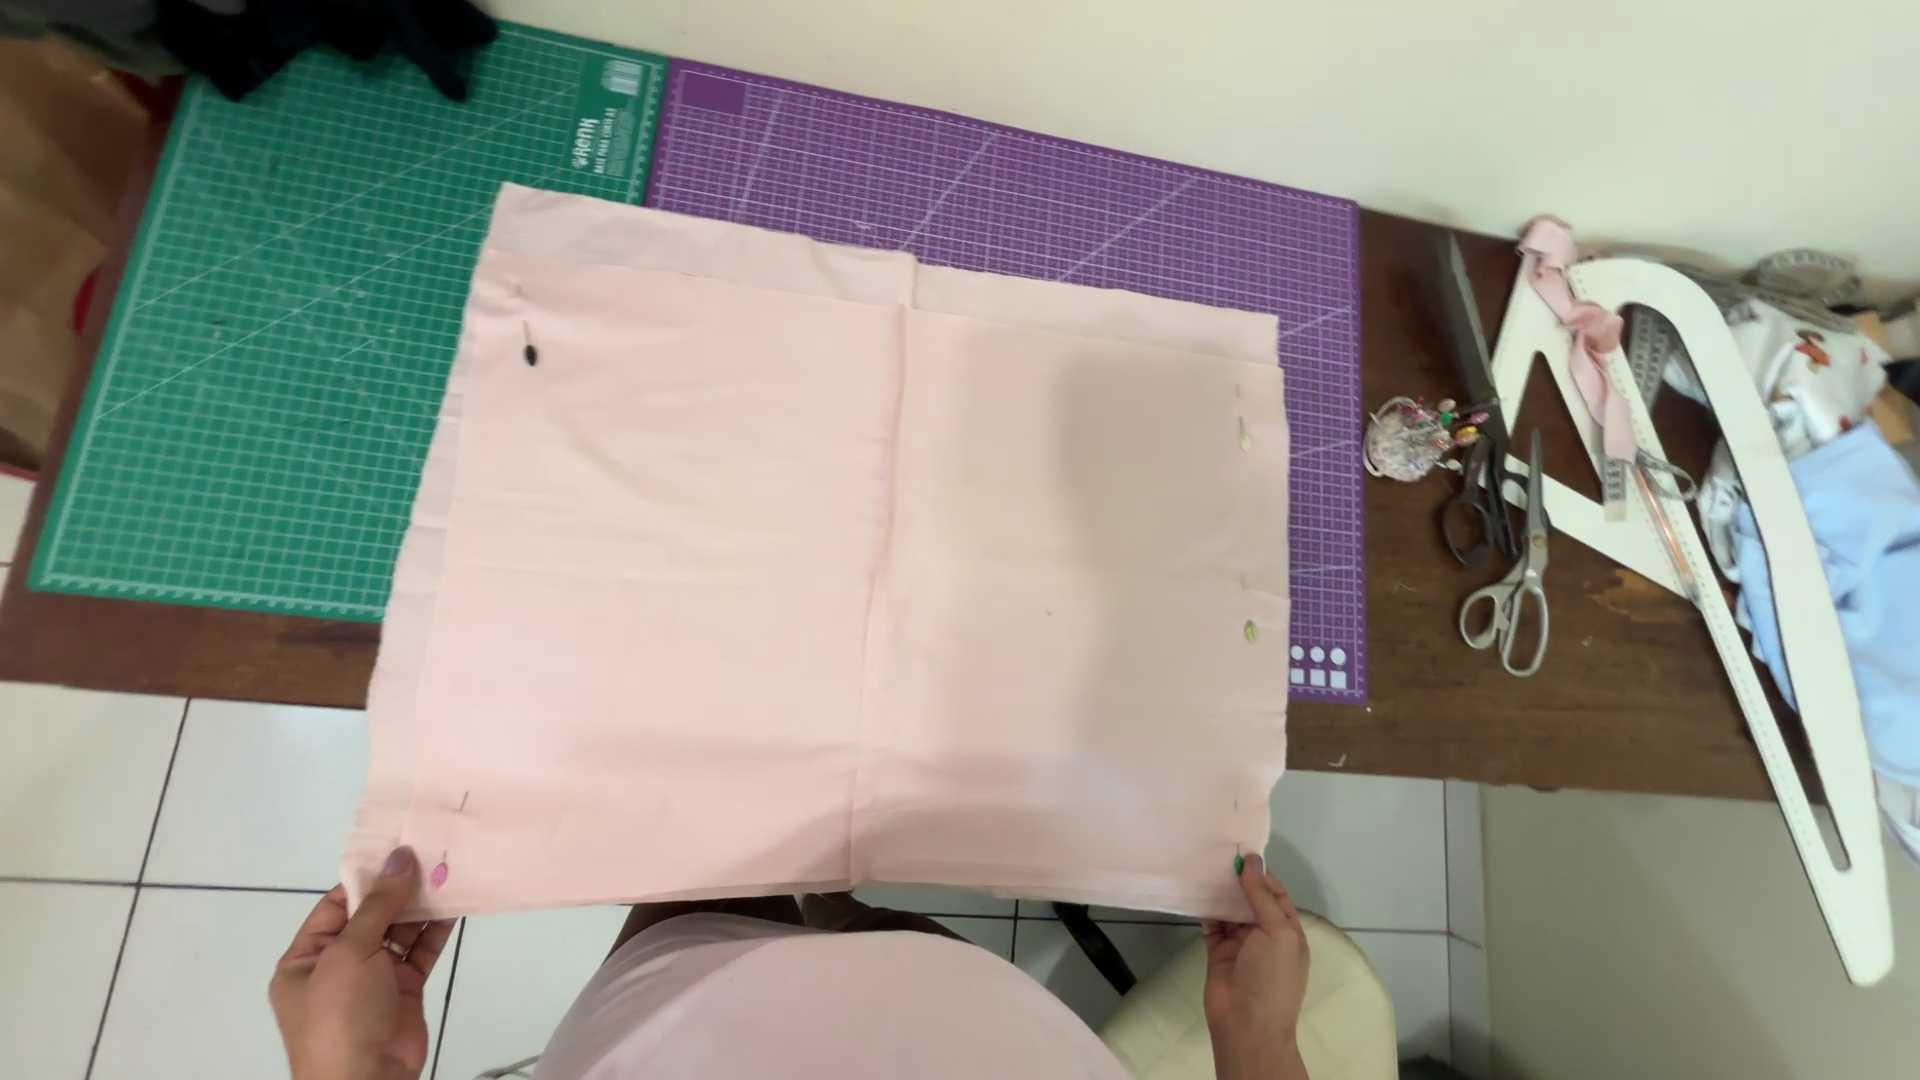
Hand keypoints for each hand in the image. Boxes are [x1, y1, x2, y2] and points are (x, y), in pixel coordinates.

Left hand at [270, 848, 454, 1079]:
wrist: (366, 1079)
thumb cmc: (340, 1015)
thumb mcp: (348, 954)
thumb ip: (378, 905)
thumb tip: (400, 858)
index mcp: (306, 959)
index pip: (336, 905)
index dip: (368, 877)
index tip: (403, 846)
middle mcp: (338, 964)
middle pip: (373, 914)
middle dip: (402, 887)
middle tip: (436, 852)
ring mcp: (373, 976)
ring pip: (401, 928)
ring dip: (424, 904)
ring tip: (452, 870)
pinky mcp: (405, 985)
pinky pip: (422, 947)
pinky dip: (439, 926)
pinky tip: (458, 903)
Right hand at [1202, 854, 1310, 1079]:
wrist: (1246, 1025)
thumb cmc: (1271, 978)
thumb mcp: (1278, 933)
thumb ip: (1262, 896)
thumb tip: (1252, 860)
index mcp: (1288, 932)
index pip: (1276, 894)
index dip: (1261, 873)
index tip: (1241, 851)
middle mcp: (1265, 935)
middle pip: (1251, 898)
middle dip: (1237, 878)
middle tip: (1216, 852)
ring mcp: (1240, 943)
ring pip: (1229, 908)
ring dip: (1219, 890)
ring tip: (1202, 864)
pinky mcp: (1218, 950)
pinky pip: (1211, 923)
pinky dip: (1203, 907)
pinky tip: (1193, 888)